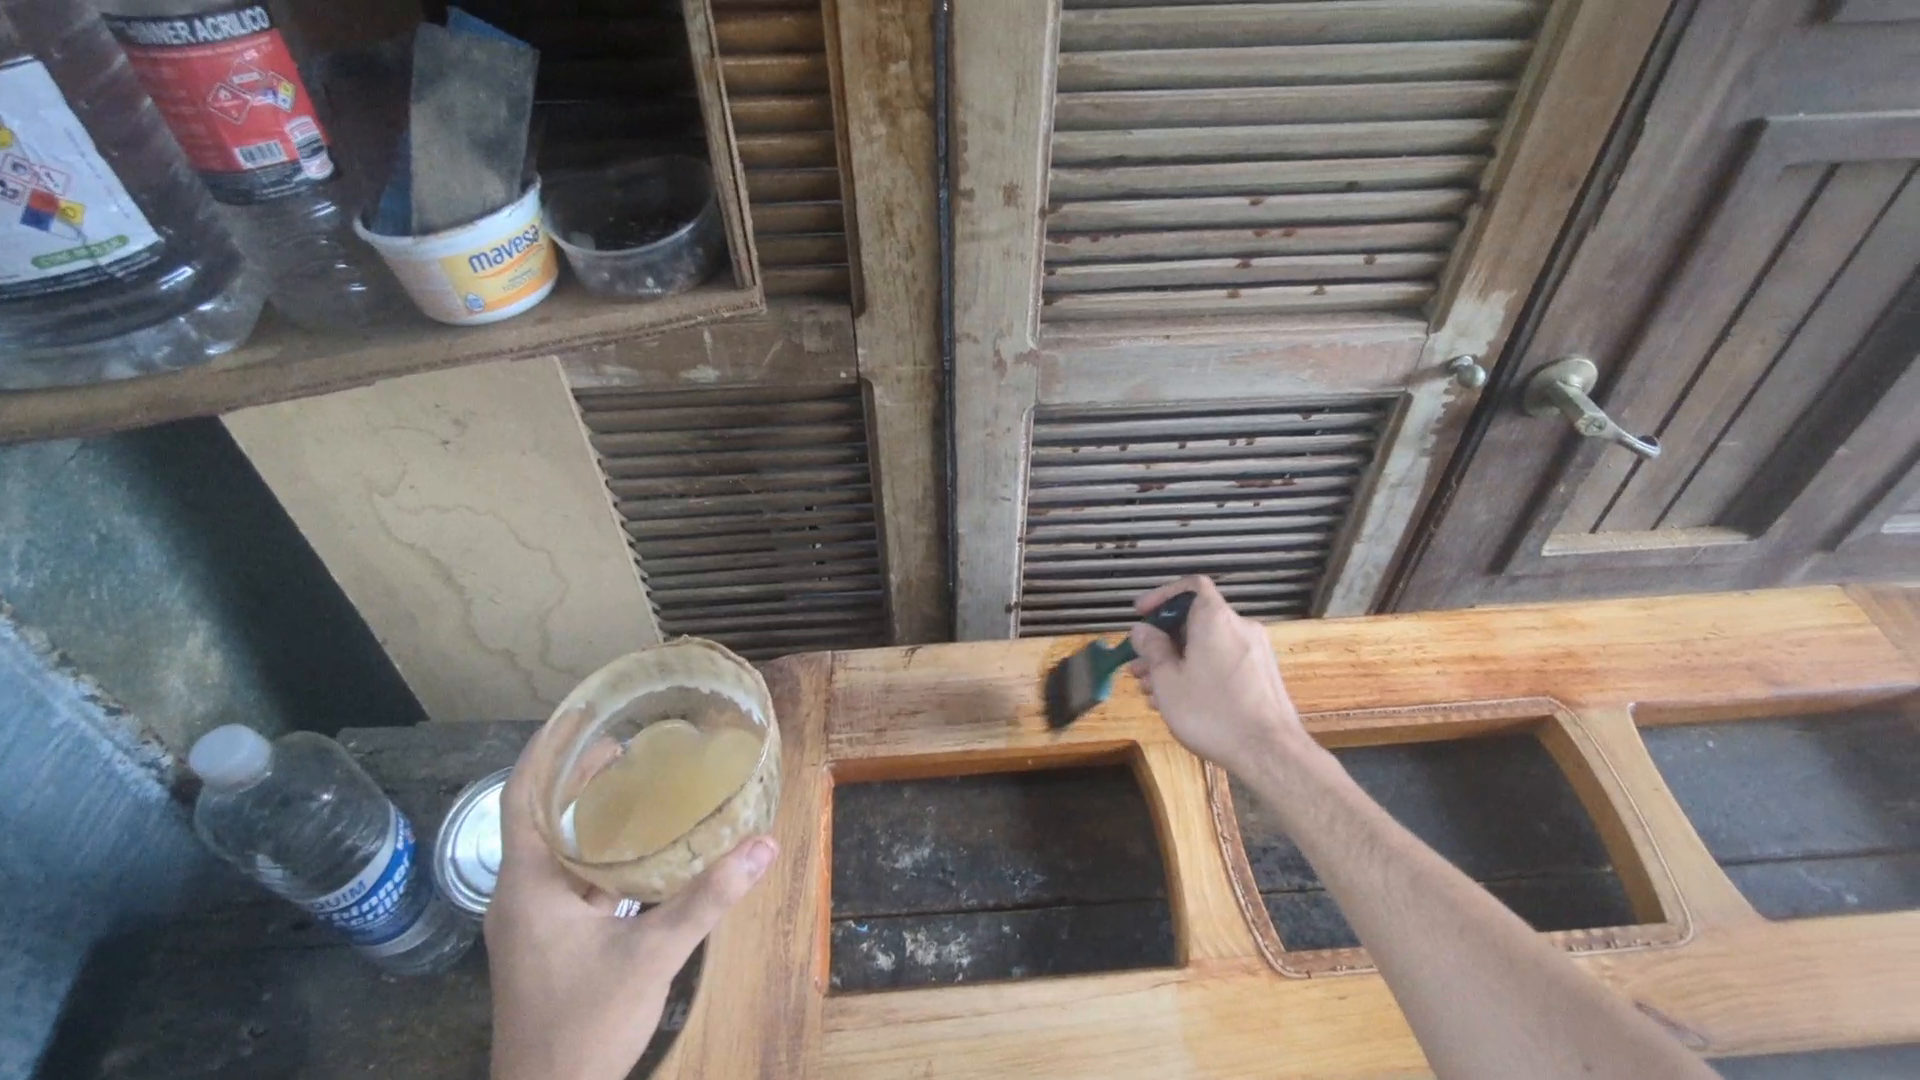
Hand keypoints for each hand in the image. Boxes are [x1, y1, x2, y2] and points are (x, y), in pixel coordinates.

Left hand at [486, 727, 777, 1079]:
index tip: (580, 713)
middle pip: (540, 814)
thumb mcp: (652, 956)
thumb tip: (765, 845)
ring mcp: (532, 920)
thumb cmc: (582, 1026)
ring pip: (556, 847)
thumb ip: (708, 898)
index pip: (522, 795)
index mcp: (527, 884)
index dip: (546, 749)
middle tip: (628, 741)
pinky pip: (570, 877)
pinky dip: (599, 851)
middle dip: (576, 774)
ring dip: (588, 812)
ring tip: (637, 782)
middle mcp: (521, 894)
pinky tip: (640, 850)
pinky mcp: (548, 941)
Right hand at [1127, 575, 1312, 772]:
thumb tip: (1143, 630)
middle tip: (1138, 666)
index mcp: (1215, 620)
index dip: (1162, 595)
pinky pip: (1223, 661)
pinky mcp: (1263, 674)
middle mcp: (1240, 627)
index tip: (1141, 614)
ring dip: (1178, 661)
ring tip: (1153, 691)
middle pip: (1195, 621)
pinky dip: (1200, 671)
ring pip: (1207, 645)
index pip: (1191, 586)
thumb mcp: (1168, 681)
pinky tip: (1182, 701)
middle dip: (1162, 641)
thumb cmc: (1213, 713)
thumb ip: (1152, 650)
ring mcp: (1255, 651)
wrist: (1270, 753)